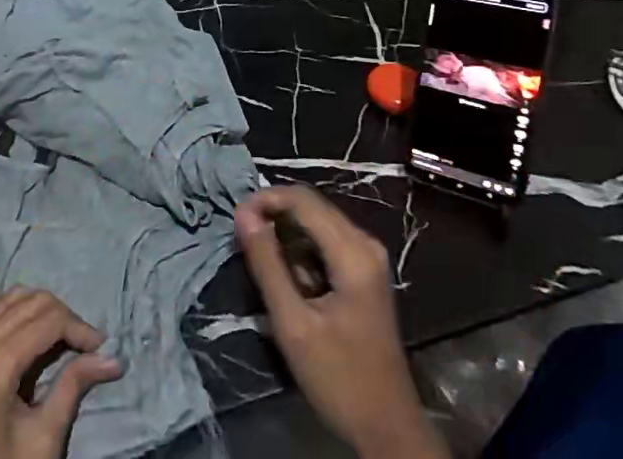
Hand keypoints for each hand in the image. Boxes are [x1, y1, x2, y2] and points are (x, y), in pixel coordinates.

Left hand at [0, 289, 124, 458]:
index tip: (101, 350)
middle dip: (67, 318)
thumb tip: (113, 359)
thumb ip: (73, 387)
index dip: (82, 329)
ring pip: (15, 296)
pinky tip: (31, 330)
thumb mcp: (42, 439)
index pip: (51, 319)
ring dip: (44, 310)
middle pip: (36, 302)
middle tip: (86, 349)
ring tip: (62, 340)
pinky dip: (17, 308)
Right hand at [236, 186, 446, 458]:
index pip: (304, 200)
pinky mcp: (365, 271)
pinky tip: (289, 278)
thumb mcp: (293, 324)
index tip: (236, 219)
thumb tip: (245, 215)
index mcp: (353, 252)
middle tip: (243, 239)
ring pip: (319, 223)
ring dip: (287, 234)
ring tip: (261, 263)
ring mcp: (369, 256)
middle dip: (275, 214)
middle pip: (314, 206)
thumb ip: (267, 264)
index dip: (267, 199)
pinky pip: (328, 242)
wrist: (386, 423)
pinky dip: (303, 250)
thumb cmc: (338, 376)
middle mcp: (366, 243)